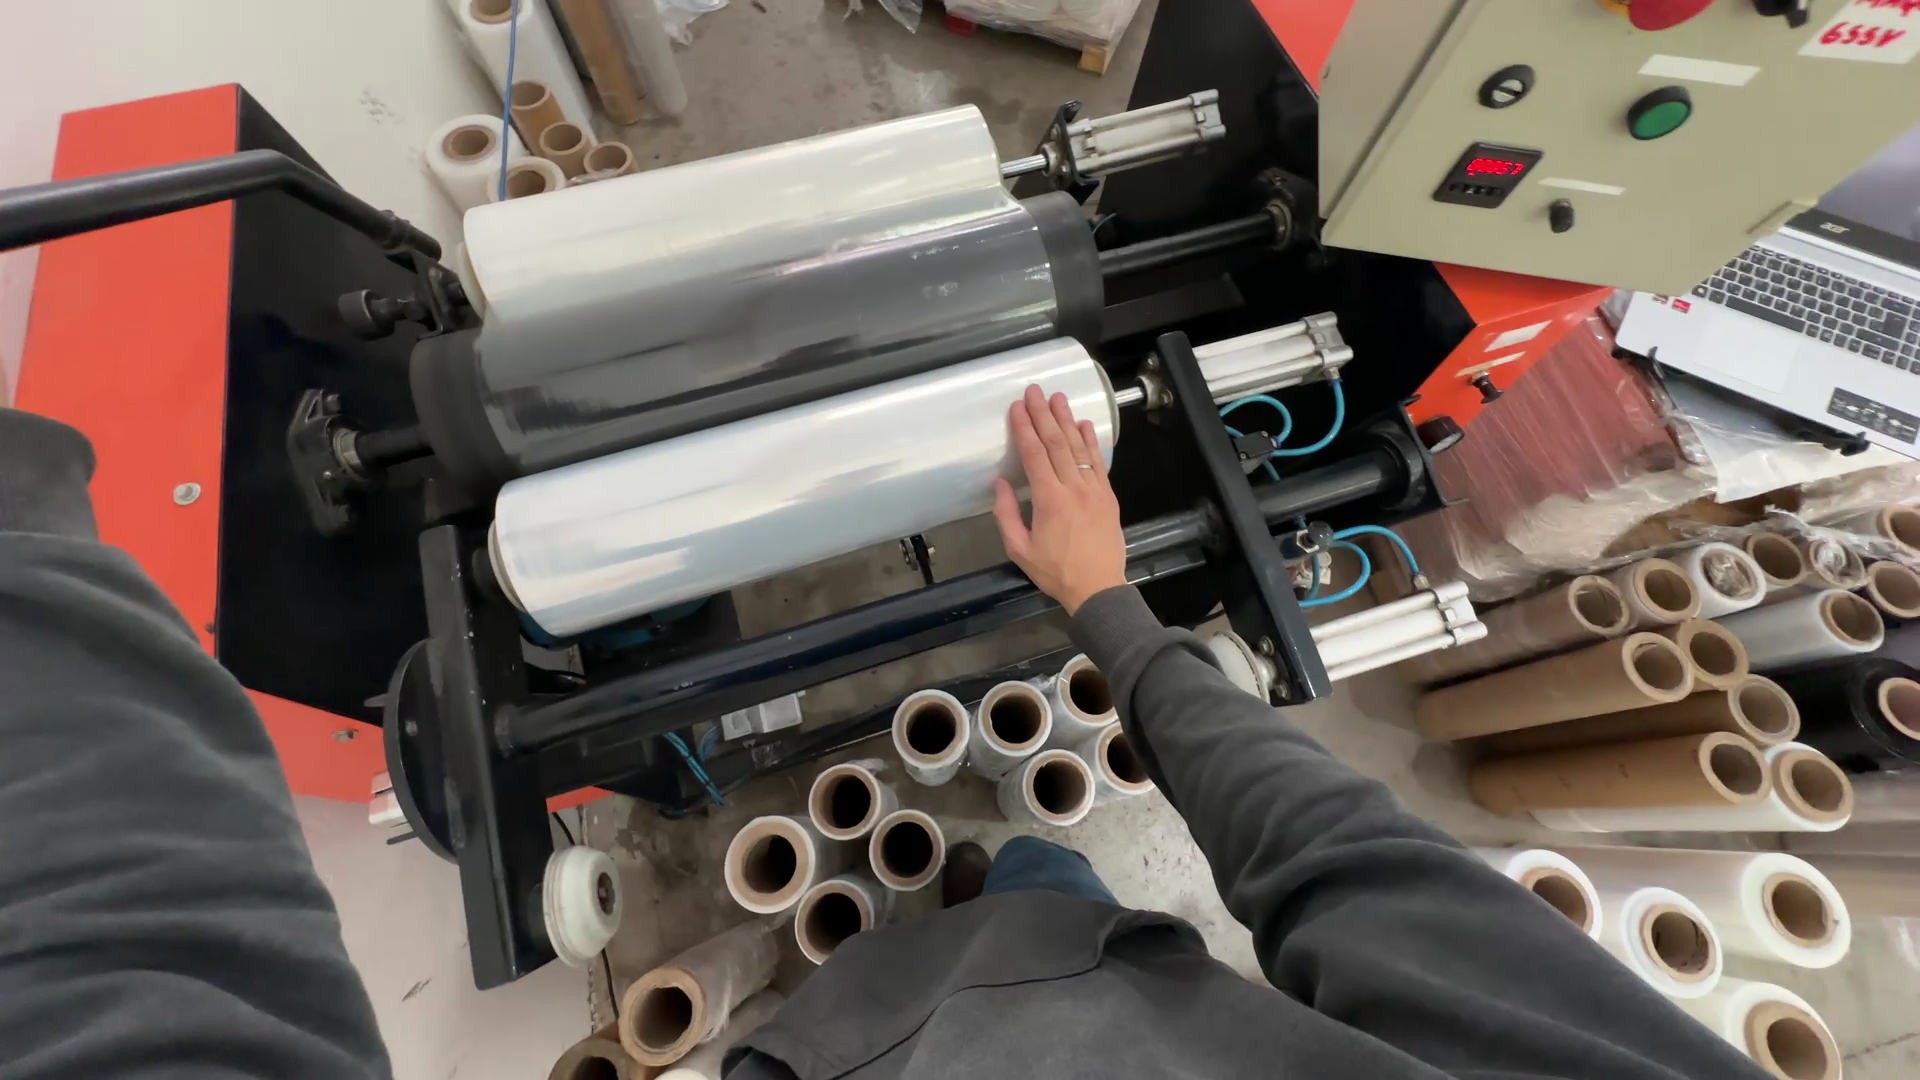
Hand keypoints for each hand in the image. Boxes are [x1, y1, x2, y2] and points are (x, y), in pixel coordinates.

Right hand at [992, 385, 1127, 614]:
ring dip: (1067, 420)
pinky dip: (1091, 441)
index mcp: (1049, 500)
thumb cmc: (1055, 572)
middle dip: (1044, 415)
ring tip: (1058, 398)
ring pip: (1079, 448)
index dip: (1024, 428)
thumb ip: (1006, 515)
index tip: (1017, 407)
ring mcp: (1094, 490)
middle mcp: (1074, 488)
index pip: (1034, 455)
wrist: (1099, 588)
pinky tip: (1084, 424)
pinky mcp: (1108, 497)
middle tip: (1035, 390)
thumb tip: (1000, 483)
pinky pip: (1098, 462)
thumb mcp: (1019, 550)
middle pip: (1057, 443)